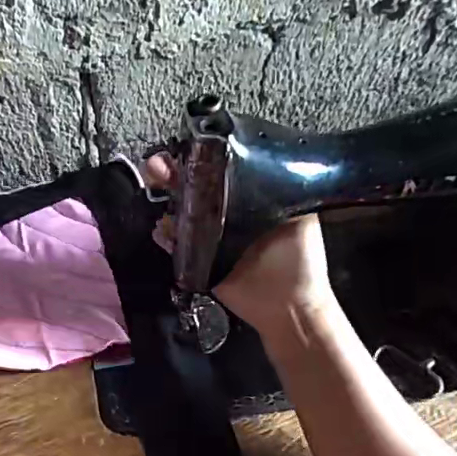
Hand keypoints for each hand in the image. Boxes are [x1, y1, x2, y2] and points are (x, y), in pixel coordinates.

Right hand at [142, 153, 336, 334]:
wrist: (287, 306)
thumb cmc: (299, 262)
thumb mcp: (298, 216)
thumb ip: (279, 191)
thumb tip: (258, 161)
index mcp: (247, 201)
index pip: (220, 173)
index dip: (201, 160)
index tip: (187, 149)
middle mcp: (225, 216)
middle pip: (193, 191)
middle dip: (172, 175)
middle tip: (159, 166)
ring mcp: (209, 239)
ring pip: (179, 215)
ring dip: (165, 203)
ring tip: (157, 190)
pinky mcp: (197, 261)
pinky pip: (176, 246)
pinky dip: (164, 236)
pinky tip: (162, 230)